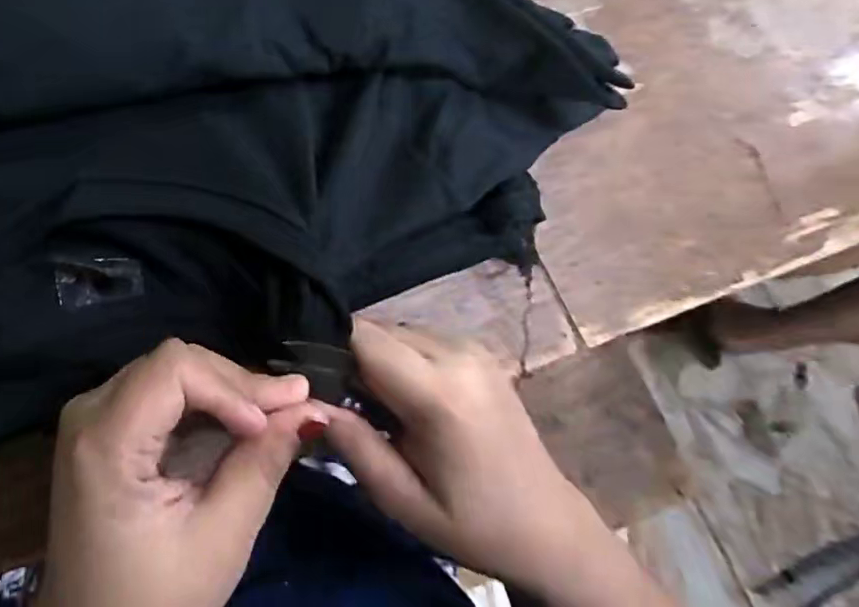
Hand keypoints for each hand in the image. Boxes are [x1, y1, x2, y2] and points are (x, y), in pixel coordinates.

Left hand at [36, 339, 321, 606]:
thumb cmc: (152, 601)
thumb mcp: (217, 541)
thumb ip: (260, 466)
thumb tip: (309, 408)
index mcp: (103, 438)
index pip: (173, 367)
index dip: (229, 384)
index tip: (271, 420)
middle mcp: (89, 409)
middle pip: (173, 364)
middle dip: (236, 384)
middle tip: (293, 405)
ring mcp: (93, 415)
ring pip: (170, 373)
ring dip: (225, 391)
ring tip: (276, 412)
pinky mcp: (104, 427)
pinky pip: (160, 394)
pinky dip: (205, 406)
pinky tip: (242, 422)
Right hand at [322, 321, 671, 606]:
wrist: (550, 529)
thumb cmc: (473, 524)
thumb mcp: (403, 501)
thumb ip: (354, 445)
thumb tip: (308, 403)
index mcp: (440, 392)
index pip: (362, 337)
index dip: (330, 351)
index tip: (314, 382)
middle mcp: (456, 353)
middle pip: (377, 329)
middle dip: (351, 357)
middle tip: (345, 401)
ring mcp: (471, 345)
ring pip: (395, 329)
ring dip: (375, 357)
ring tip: (377, 403)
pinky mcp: (477, 348)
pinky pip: (417, 337)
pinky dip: (399, 357)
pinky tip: (405, 396)